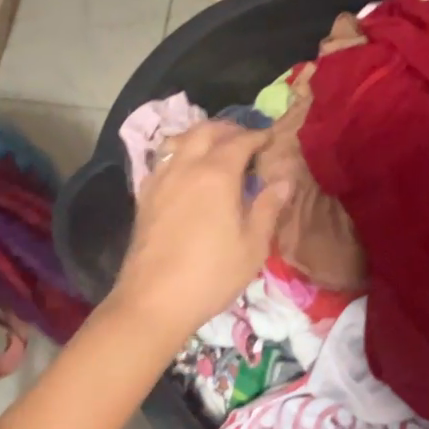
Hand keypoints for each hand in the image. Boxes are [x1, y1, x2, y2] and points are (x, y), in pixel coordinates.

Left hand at [107, 122, 289, 340]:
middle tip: (246, 139)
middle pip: (205, 131)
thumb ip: (268, 207)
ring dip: (200, 136)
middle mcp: (185, 167)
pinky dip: (179, 154)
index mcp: (216, 174)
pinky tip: (187, 173)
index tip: (271, 138)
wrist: (154, 300)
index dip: (258, 136)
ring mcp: (160, 180)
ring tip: (216, 149)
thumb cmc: (211, 275)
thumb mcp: (252, 246)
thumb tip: (284, 180)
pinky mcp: (144, 197)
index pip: (240, 141)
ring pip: (179, 141)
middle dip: (228, 129)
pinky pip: (163, 161)